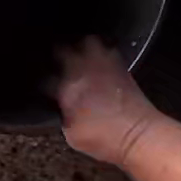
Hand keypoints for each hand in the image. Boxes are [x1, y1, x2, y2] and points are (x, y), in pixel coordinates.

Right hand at [53, 37, 165, 166]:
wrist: (138, 135)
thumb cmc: (104, 139)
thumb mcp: (72, 136)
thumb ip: (63, 116)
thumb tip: (63, 108)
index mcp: (65, 89)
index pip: (45, 78)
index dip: (42, 81)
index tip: (44, 85)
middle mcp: (81, 72)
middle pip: (61, 49)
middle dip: (57, 52)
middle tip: (57, 58)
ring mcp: (101, 65)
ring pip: (87, 41)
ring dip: (82, 45)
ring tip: (80, 51)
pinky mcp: (120, 66)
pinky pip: (108, 48)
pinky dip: (103, 50)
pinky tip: (101, 59)